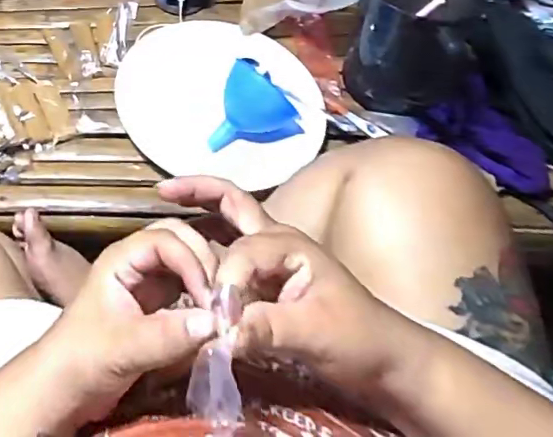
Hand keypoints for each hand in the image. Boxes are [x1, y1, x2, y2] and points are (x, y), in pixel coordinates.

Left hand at [36, 221, 220, 424]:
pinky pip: (185, 288)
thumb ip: (168, 334)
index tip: (210, 299)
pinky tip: (211, 318)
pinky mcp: (156, 304)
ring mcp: (147, 281)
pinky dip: (202, 298)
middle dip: (204, 262)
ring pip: (185, 261)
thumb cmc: (83, 359)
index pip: (166, 239)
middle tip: (222, 299)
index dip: (192, 263)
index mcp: (122, 257)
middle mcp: (137, 261)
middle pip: (180, 239)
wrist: (63, 389)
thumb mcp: (124, 347)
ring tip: (221, 309)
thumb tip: (215, 321)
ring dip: (206, 278)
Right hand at [158, 176, 408, 396]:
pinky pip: (230, 256)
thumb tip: (221, 330)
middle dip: (198, 190)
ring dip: (200, 211)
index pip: (240, 255)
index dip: (225, 285)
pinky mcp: (268, 284)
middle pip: (232, 203)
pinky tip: (189, 258)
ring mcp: (271, 260)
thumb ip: (268, 328)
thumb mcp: (316, 333)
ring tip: (171, 205)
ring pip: (229, 225)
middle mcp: (275, 241)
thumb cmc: (359, 339)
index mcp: (288, 243)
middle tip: (164, 189)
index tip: (220, 320)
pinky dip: (207, 249)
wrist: (388, 363)